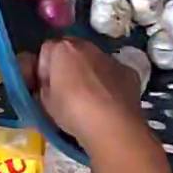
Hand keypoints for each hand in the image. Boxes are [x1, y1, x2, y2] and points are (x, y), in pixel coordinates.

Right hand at [36, 37, 150, 152]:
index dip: (43, 68)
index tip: (44, 86)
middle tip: (64, 89)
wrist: (113, 125)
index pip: (46, 49)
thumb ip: (44, 86)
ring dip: (88, 72)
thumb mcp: (45, 101)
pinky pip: (111, 73)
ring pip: (93, 60)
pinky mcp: (129, 72)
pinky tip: (107, 101)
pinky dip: (107, 82)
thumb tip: (50, 85)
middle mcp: (87, 46)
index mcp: (62, 49)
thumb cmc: (72, 110)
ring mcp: (110, 58)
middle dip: (66, 65)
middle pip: (71, 50)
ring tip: (88, 97)